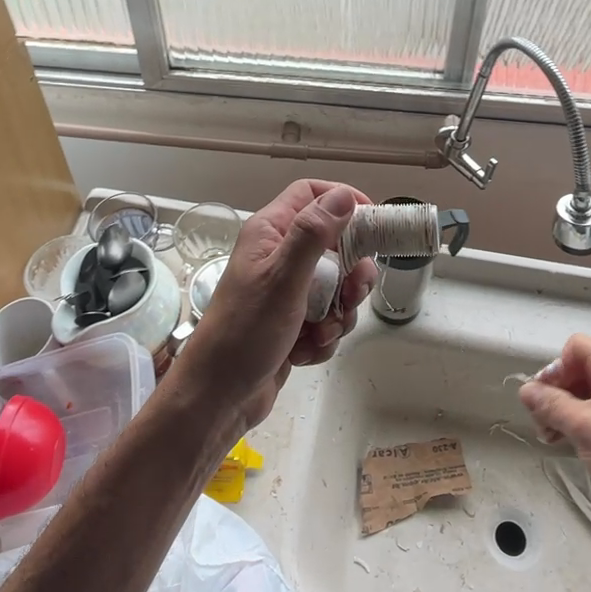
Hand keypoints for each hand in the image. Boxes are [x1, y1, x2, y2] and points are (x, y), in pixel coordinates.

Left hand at [170, 180, 377, 438]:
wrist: (218, 397)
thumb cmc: (245, 331)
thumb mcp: (283, 278)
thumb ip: (312, 235)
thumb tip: (342, 196)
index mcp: (270, 232)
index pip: (311, 194)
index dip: (342, 200)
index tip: (372, 222)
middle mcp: (278, 256)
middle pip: (333, 244)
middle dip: (351, 273)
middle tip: (354, 294)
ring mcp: (286, 292)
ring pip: (335, 287)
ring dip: (337, 313)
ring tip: (320, 333)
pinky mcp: (293, 324)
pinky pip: (326, 319)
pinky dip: (323, 337)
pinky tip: (305, 352)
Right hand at [518, 335, 590, 518]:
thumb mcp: (582, 427)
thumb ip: (550, 403)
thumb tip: (525, 389)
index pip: (576, 348)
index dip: (556, 369)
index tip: (545, 399)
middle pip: (579, 368)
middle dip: (556, 392)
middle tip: (542, 422)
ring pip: (586, 390)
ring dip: (564, 409)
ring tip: (550, 435)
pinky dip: (580, 419)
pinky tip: (567, 440)